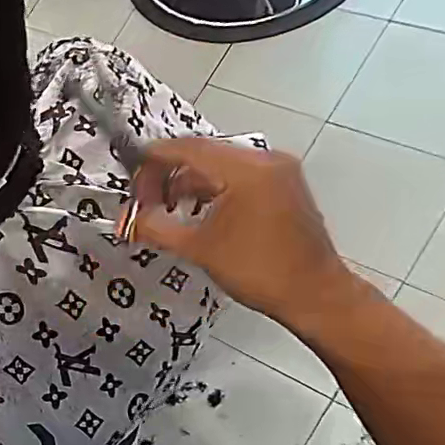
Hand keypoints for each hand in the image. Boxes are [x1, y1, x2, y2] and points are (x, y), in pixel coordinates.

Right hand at [127, 139, 360, 329]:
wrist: (315, 295)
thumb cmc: (258, 272)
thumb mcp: (200, 250)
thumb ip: (158, 228)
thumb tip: (129, 221)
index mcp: (247, 169)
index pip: (189, 149)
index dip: (154, 161)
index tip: (133, 180)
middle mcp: (267, 160)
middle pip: (206, 154)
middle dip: (172, 175)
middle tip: (148, 202)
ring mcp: (281, 172)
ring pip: (223, 166)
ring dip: (193, 184)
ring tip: (169, 210)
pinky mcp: (287, 187)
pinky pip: (242, 177)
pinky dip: (217, 190)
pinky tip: (200, 213)